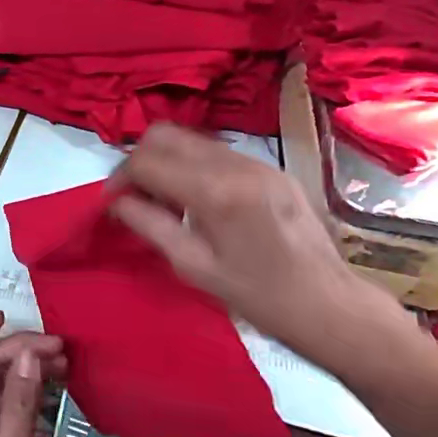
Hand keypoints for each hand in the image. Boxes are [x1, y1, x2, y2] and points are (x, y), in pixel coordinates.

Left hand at [0, 311, 66, 436]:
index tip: (5, 316)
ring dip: (30, 373)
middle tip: (61, 348)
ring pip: (2, 390)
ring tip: (67, 363)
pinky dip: (34, 399)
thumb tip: (31, 351)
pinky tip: (59, 393)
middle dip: (17, 351)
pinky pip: (14, 414)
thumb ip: (18, 406)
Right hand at [109, 123, 410, 364]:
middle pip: (166, 134)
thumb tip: (115, 202)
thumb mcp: (194, 267)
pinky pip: (219, 152)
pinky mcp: (271, 167)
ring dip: (168, 161)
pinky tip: (199, 200)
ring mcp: (256, 161)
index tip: (110, 202)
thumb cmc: (257, 296)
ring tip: (165, 200)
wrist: (327, 301)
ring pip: (192, 139)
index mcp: (213, 191)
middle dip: (140, 159)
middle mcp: (234, 163)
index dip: (120, 177)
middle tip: (134, 196)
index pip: (147, 160)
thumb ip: (150, 226)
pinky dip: (196, 166)